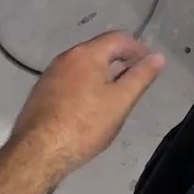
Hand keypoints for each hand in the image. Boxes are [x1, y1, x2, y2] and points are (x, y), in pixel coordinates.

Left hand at [5, 31, 164, 176]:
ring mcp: (49, 75)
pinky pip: (69, 79)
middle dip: (120, 60)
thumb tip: (158, 56)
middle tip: (133, 80)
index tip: (148, 65)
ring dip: (102, 73)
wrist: (36, 155)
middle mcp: (66, 57)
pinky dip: (85, 84)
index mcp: (87, 53)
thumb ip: (141, 76)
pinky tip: (88, 107)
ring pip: (83, 65)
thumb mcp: (121, 101)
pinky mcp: (40, 93)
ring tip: (113, 95)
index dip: (138, 48)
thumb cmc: (84, 125)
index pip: (119, 38)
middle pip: (99, 49)